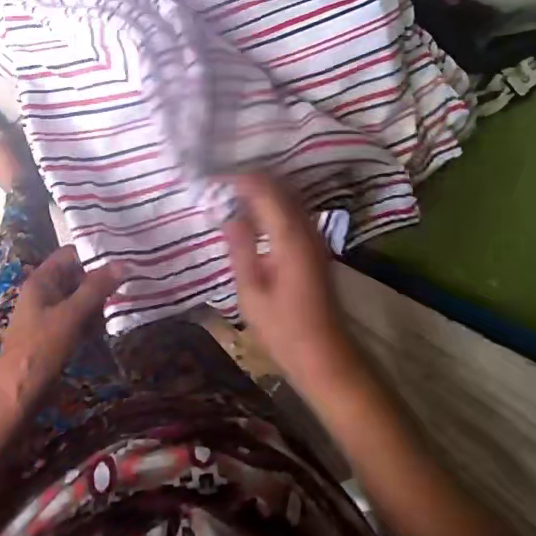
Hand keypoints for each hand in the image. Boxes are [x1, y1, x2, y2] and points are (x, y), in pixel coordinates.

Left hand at [0, 249, 120, 413]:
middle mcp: (44, 292)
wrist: (18, 395)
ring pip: (79, 297)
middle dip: (101, 276)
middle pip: (75, 275)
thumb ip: (96, 288)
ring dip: (99, 298)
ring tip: (129, 294)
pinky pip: (78, 317)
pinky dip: (93, 317)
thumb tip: (123, 263)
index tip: (122, 252)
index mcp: (41, 281)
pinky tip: (112, 320)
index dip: (93, 251)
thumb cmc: (41, 349)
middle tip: (132, 275)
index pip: (69, 254)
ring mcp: (48, 314)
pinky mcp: (55, 334)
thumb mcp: (71, 315)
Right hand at [222, 172, 357, 393]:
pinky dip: (271, 205)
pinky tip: (252, 218)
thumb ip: (240, 247)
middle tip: (217, 187)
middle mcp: (306, 228)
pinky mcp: (316, 246)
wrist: (325, 356)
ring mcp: (315, 236)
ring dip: (260, 191)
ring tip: (229, 198)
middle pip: (278, 186)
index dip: (236, 179)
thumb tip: (228, 214)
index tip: (210, 180)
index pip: (263, 188)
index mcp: (289, 236)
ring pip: (287, 196)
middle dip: (247, 181)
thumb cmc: (283, 329)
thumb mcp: (250, 291)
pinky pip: (292, 211)